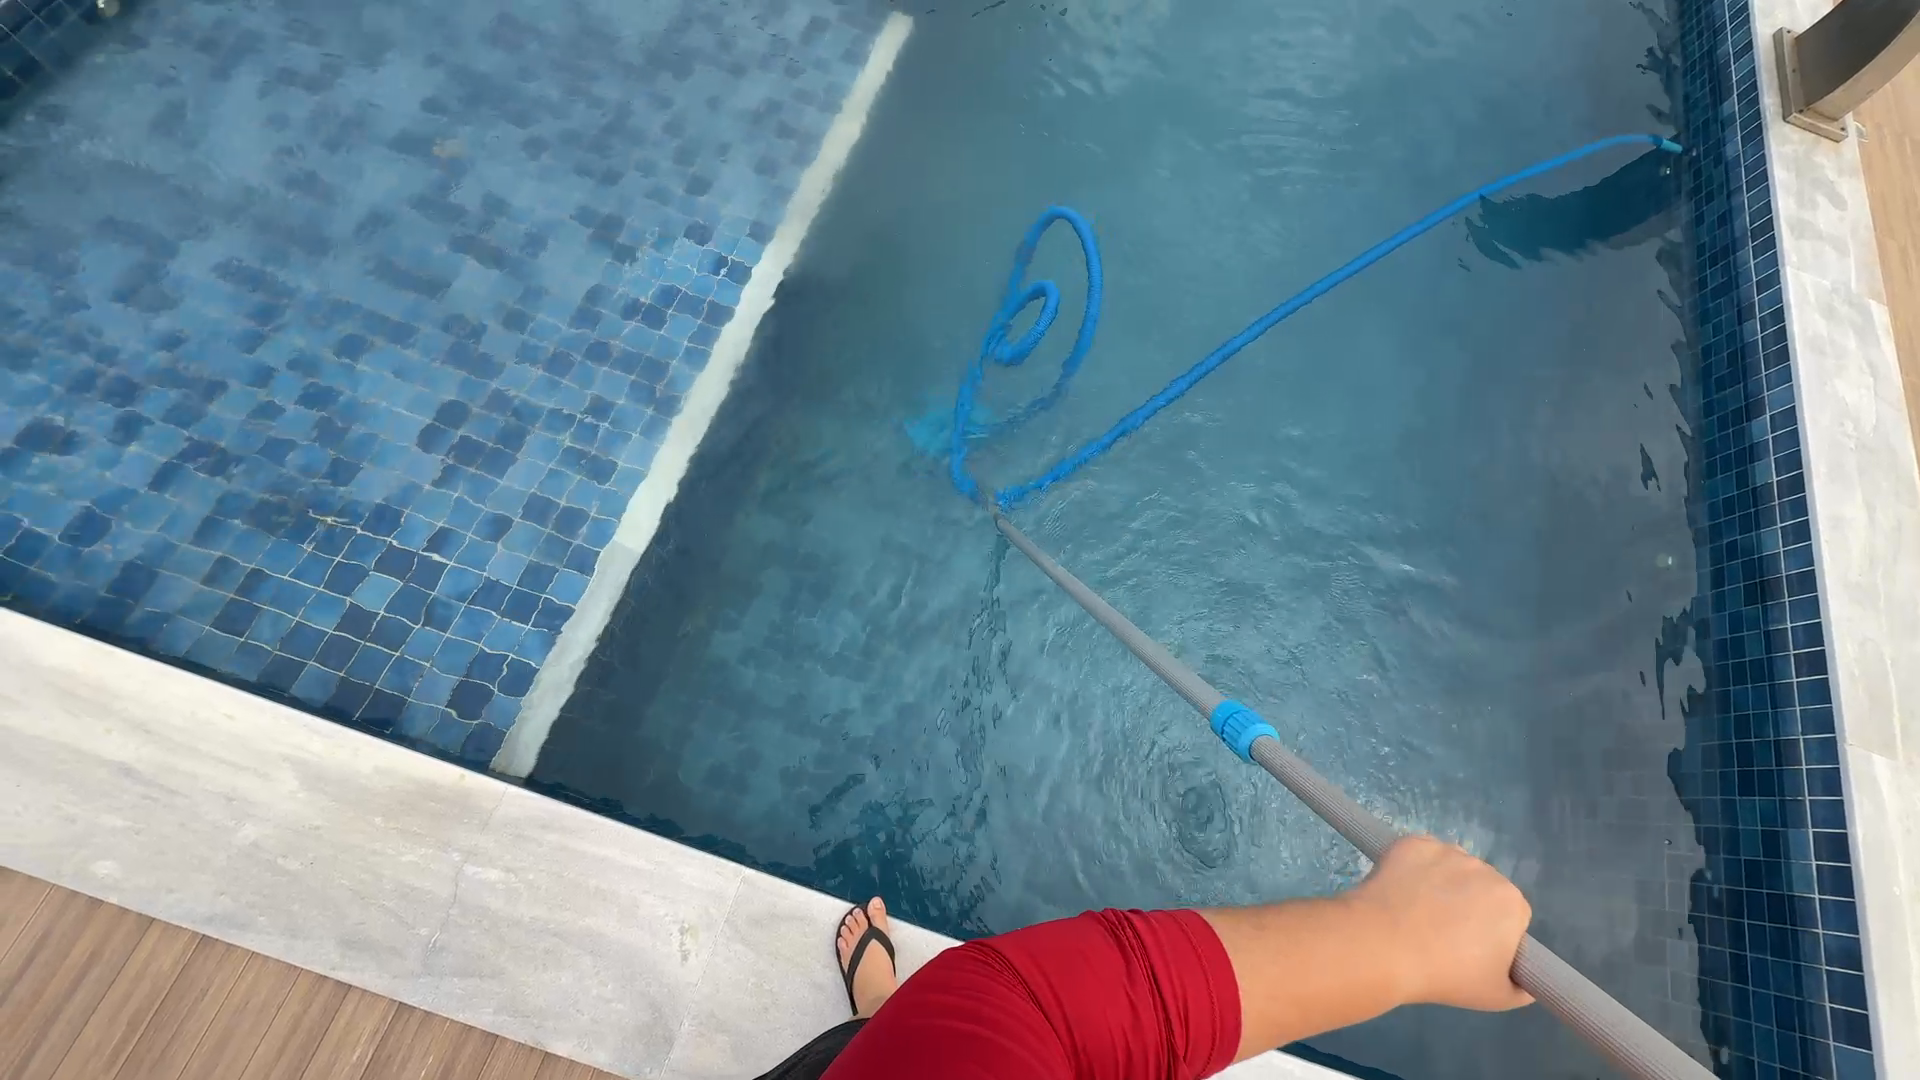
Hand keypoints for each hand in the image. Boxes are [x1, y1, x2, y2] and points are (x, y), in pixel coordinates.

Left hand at [1346, 835, 1533, 1011]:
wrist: (1383, 945)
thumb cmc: (1446, 973)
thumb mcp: (1501, 996)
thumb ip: (1522, 984)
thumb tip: (1519, 973)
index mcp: (1510, 901)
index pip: (1510, 913)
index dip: (1493, 930)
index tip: (1472, 944)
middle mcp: (1481, 867)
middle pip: (1480, 884)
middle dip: (1468, 901)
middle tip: (1441, 926)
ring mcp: (1441, 851)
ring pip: (1450, 865)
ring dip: (1441, 879)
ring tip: (1418, 907)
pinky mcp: (1408, 843)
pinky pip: (1419, 853)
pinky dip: (1414, 865)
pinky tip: (1402, 887)